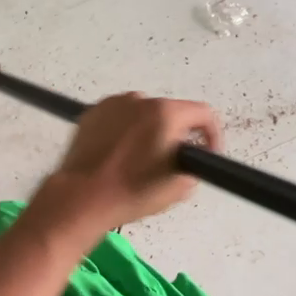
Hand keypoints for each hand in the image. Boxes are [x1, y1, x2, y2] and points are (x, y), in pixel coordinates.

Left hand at [29, 93, 219, 242]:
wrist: (83, 195)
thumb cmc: (134, 191)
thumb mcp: (180, 184)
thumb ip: (194, 162)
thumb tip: (189, 155)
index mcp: (164, 113)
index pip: (203, 113)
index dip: (211, 134)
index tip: (207, 152)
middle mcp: (138, 100)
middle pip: (170, 111)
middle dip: (176, 132)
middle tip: (171, 159)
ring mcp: (112, 104)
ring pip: (142, 113)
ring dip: (149, 129)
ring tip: (141, 158)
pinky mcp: (91, 112)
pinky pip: (118, 117)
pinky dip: (124, 129)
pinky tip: (119, 152)